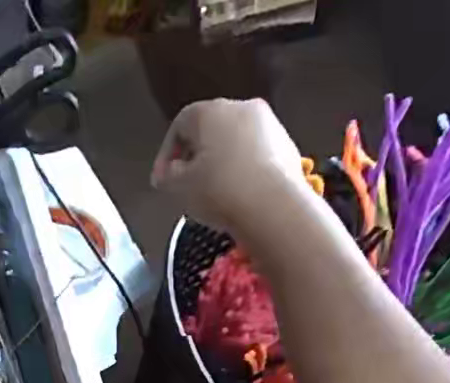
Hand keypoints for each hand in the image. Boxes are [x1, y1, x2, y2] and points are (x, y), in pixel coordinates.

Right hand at [151, 99, 308, 233]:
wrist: (273, 208)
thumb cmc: (219, 192)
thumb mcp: (179, 188)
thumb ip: (167, 177)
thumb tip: (167, 173)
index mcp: (210, 111)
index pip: (179, 125)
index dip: (166, 155)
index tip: (162, 182)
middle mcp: (241, 107)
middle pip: (210, 131)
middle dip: (196, 157)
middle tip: (188, 187)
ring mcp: (269, 125)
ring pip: (235, 142)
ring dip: (222, 164)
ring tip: (216, 194)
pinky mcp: (288, 146)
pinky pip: (257, 156)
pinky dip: (245, 171)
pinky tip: (241, 195)